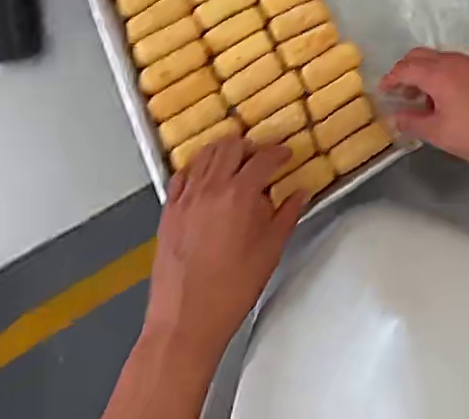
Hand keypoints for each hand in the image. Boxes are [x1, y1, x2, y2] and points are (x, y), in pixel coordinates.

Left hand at [143, 137, 305, 349]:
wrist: (185, 322)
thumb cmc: (232, 290)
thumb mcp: (270, 251)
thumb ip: (288, 215)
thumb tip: (300, 195)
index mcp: (240, 195)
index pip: (264, 158)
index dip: (278, 153)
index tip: (285, 155)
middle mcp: (211, 188)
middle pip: (231, 146)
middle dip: (250, 147)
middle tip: (261, 157)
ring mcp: (186, 198)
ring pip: (205, 155)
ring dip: (223, 151)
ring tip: (234, 161)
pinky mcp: (168, 212)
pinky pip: (181, 176)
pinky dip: (195, 169)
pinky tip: (203, 178)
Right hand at [380, 47, 468, 167]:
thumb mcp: (439, 133)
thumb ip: (412, 123)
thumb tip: (394, 117)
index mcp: (438, 73)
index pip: (405, 68)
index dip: (390, 78)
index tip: (382, 90)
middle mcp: (453, 61)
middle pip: (419, 56)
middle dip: (405, 70)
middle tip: (399, 92)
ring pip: (437, 58)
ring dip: (424, 72)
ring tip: (422, 99)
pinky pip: (453, 63)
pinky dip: (441, 73)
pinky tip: (445, 98)